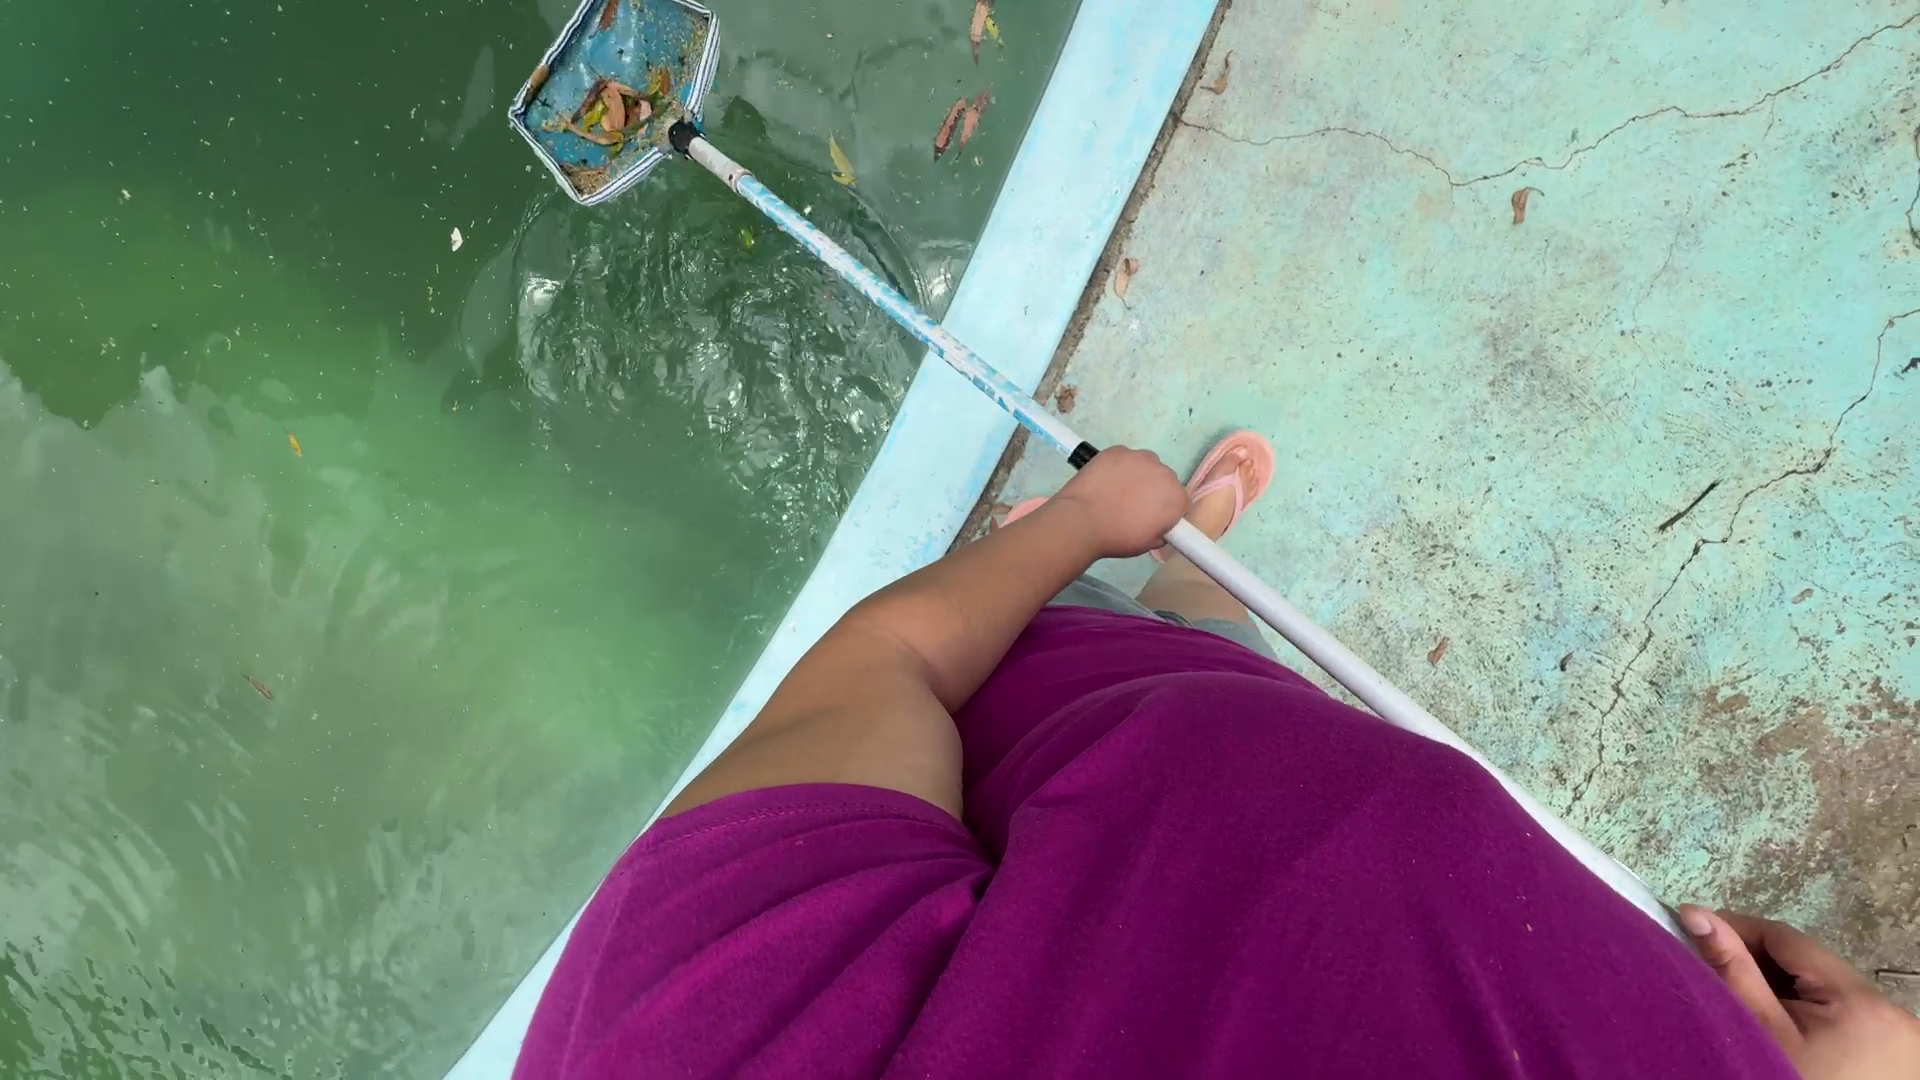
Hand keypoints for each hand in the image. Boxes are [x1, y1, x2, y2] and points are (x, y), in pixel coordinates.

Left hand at [1046, 446, 1187, 559]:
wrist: (1082, 521)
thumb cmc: (1117, 537)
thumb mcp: (1148, 543)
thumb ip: (1161, 528)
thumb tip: (1158, 523)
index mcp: (1176, 498)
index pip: (1179, 502)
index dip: (1165, 511)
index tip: (1150, 518)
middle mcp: (1164, 472)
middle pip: (1163, 480)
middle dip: (1152, 490)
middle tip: (1131, 505)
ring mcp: (1139, 457)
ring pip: (1144, 465)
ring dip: (1136, 475)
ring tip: (1115, 491)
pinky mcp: (1117, 450)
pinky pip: (1122, 457)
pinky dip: (1116, 466)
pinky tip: (1104, 480)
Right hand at [1680, 904, 1919, 1078]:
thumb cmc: (1786, 1078)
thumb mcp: (1754, 1023)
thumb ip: (1729, 963)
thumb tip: (1694, 912)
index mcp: (1863, 1001)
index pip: (1787, 938)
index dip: (1736, 928)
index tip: (1695, 937)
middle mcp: (1897, 1013)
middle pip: (1808, 961)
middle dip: (1757, 960)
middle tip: (1716, 974)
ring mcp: (1904, 1037)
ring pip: (1823, 984)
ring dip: (1780, 983)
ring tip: (1749, 1004)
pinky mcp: (1901, 1053)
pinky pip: (1843, 1009)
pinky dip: (1806, 1007)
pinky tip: (1783, 1025)